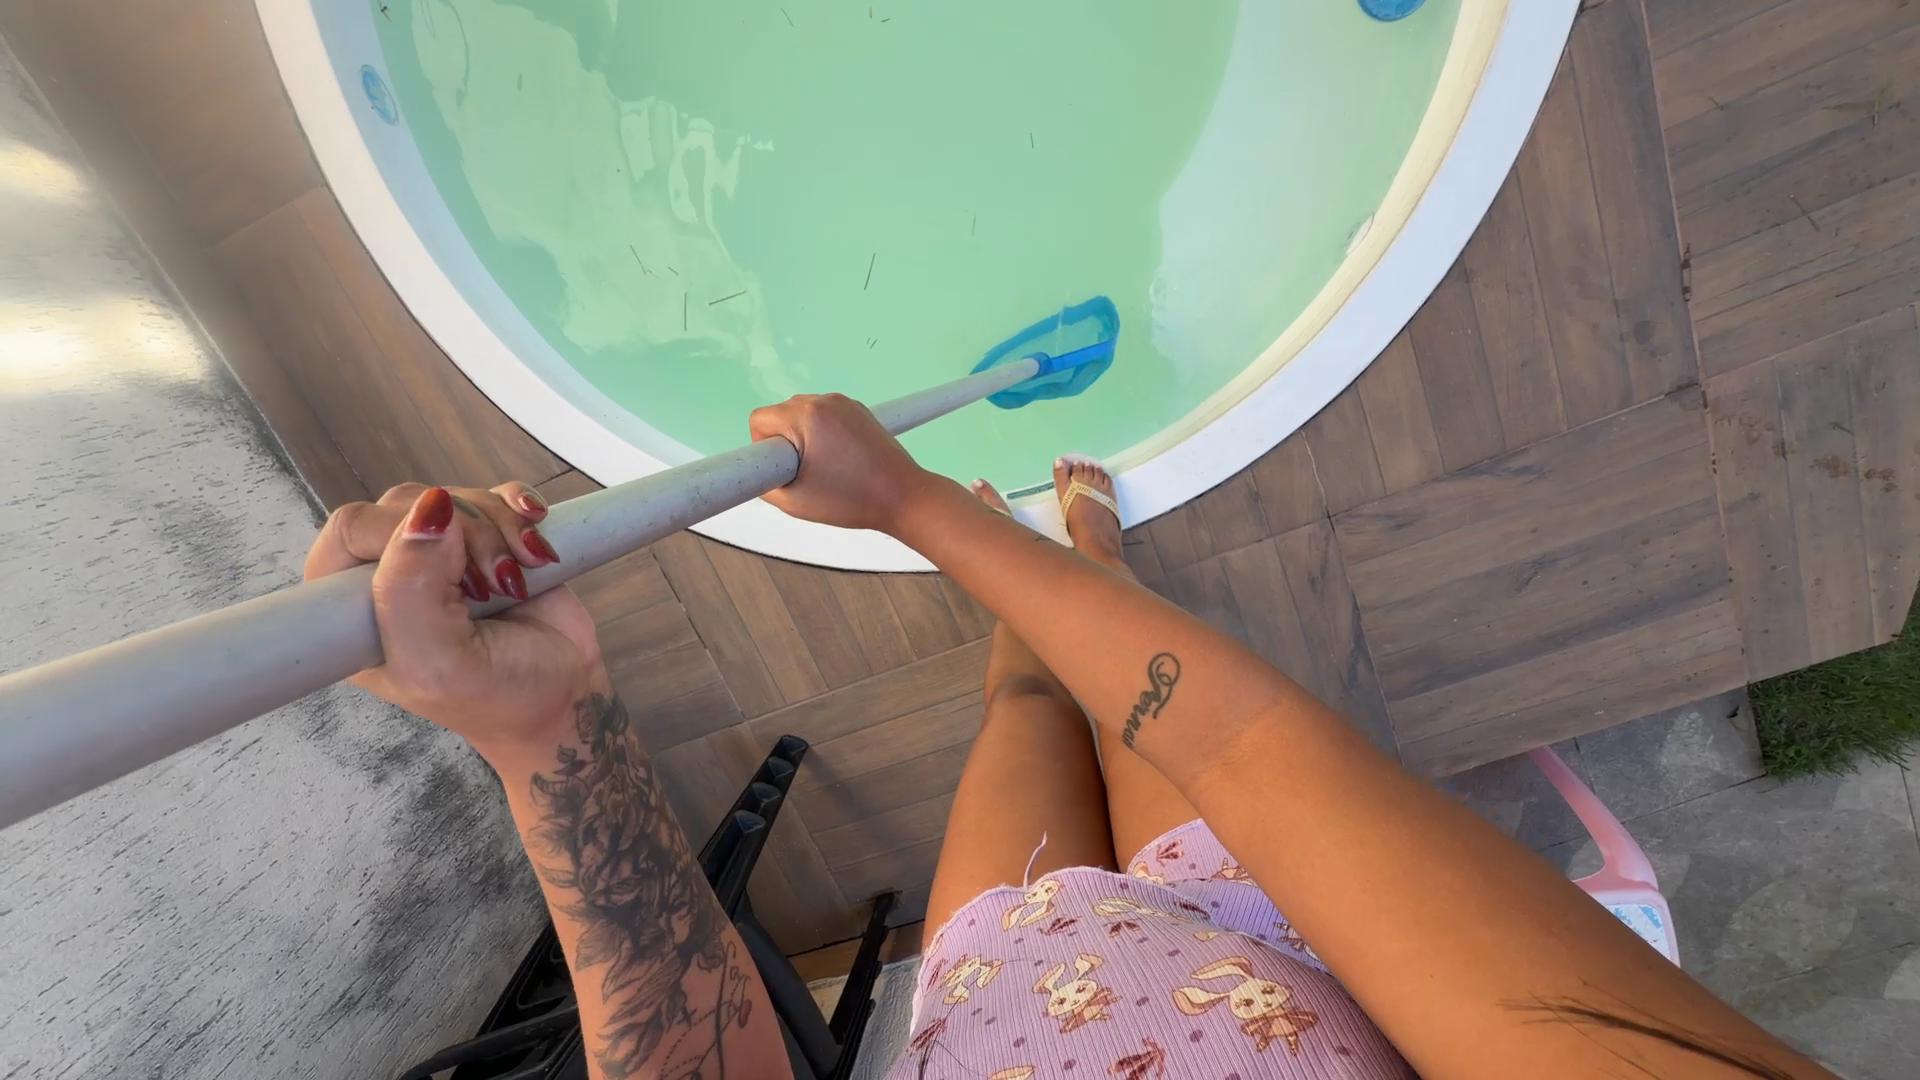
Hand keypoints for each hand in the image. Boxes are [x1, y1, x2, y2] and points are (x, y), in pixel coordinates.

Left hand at [303, 482, 602, 755]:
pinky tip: (538, 537)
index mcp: (355, 610)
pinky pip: (500, 496)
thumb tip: (429, 510)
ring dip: (504, 527)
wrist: (567, 695)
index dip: (410, 535)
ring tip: (525, 573)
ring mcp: (447, 556)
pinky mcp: (496, 542)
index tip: (462, 579)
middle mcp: (394, 576)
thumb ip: (412, 591)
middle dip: (470, 533)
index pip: (354, 528)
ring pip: (459, 498)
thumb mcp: (440, 662)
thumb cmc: (499, 696)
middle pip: (411, 503)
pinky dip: (524, 508)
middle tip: (500, 582)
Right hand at [749, 393, 932, 533]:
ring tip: (828, 468)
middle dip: (786, 442)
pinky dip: (825, 434)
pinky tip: (841, 460)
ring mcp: (846, 403)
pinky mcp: (860, 410)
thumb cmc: (853, 500)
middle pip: (782, 414)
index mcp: (807, 415)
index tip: (784, 470)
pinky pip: (826, 417)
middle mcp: (826, 400)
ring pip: (804, 414)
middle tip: (808, 473)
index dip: (764, 449)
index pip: (760, 420)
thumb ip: (764, 484)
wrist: (903, 497)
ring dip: (806, 438)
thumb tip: (759, 472)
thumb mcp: (794, 501)